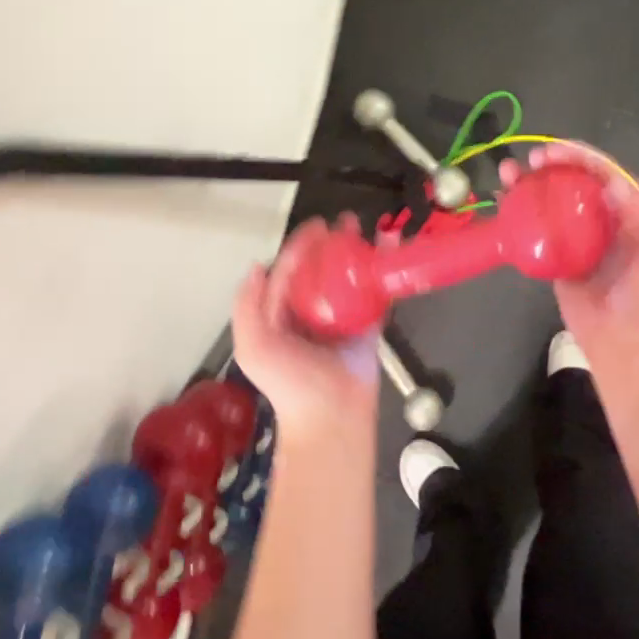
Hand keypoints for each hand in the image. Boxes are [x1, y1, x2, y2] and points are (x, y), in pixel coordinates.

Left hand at [231, 215, 380, 437]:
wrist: (331, 416)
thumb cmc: (289, 382)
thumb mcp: (253, 346)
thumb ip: (247, 306)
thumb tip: (257, 266)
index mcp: (281, 315)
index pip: (290, 271)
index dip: (301, 246)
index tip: (317, 227)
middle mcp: (311, 313)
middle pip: (323, 269)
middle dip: (334, 243)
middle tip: (346, 222)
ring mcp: (342, 318)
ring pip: (351, 277)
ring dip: (360, 251)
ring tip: (370, 228)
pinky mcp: (369, 326)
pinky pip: (377, 293)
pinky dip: (384, 271)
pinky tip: (391, 249)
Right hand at [499, 144, 638, 354]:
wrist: (624, 340)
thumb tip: (612, 183)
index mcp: (631, 207)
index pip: (602, 171)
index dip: (577, 156)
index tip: (550, 154)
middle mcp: (603, 215)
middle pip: (573, 178)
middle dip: (549, 164)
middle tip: (528, 163)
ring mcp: (577, 234)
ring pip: (550, 198)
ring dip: (528, 182)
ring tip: (507, 176)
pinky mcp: (556, 254)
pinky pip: (536, 227)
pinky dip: (519, 212)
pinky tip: (504, 204)